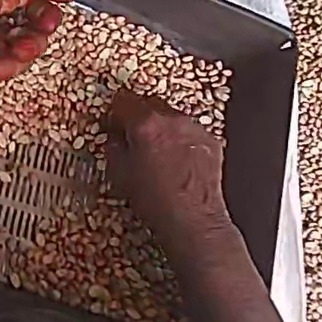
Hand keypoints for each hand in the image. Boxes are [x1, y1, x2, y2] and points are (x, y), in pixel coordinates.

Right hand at [104, 89, 232, 251]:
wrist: (193, 220)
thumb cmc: (155, 201)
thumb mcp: (120, 174)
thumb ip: (114, 147)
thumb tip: (114, 138)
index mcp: (146, 124)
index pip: (123, 102)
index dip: (113, 113)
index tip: (111, 122)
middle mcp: (173, 120)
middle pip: (149, 104)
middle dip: (138, 117)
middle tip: (131, 136)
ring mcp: (195, 129)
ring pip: (171, 117)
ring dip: (161, 128)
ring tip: (155, 152)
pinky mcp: (211, 141)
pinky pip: (189, 132)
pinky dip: (180, 140)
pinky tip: (176, 160)